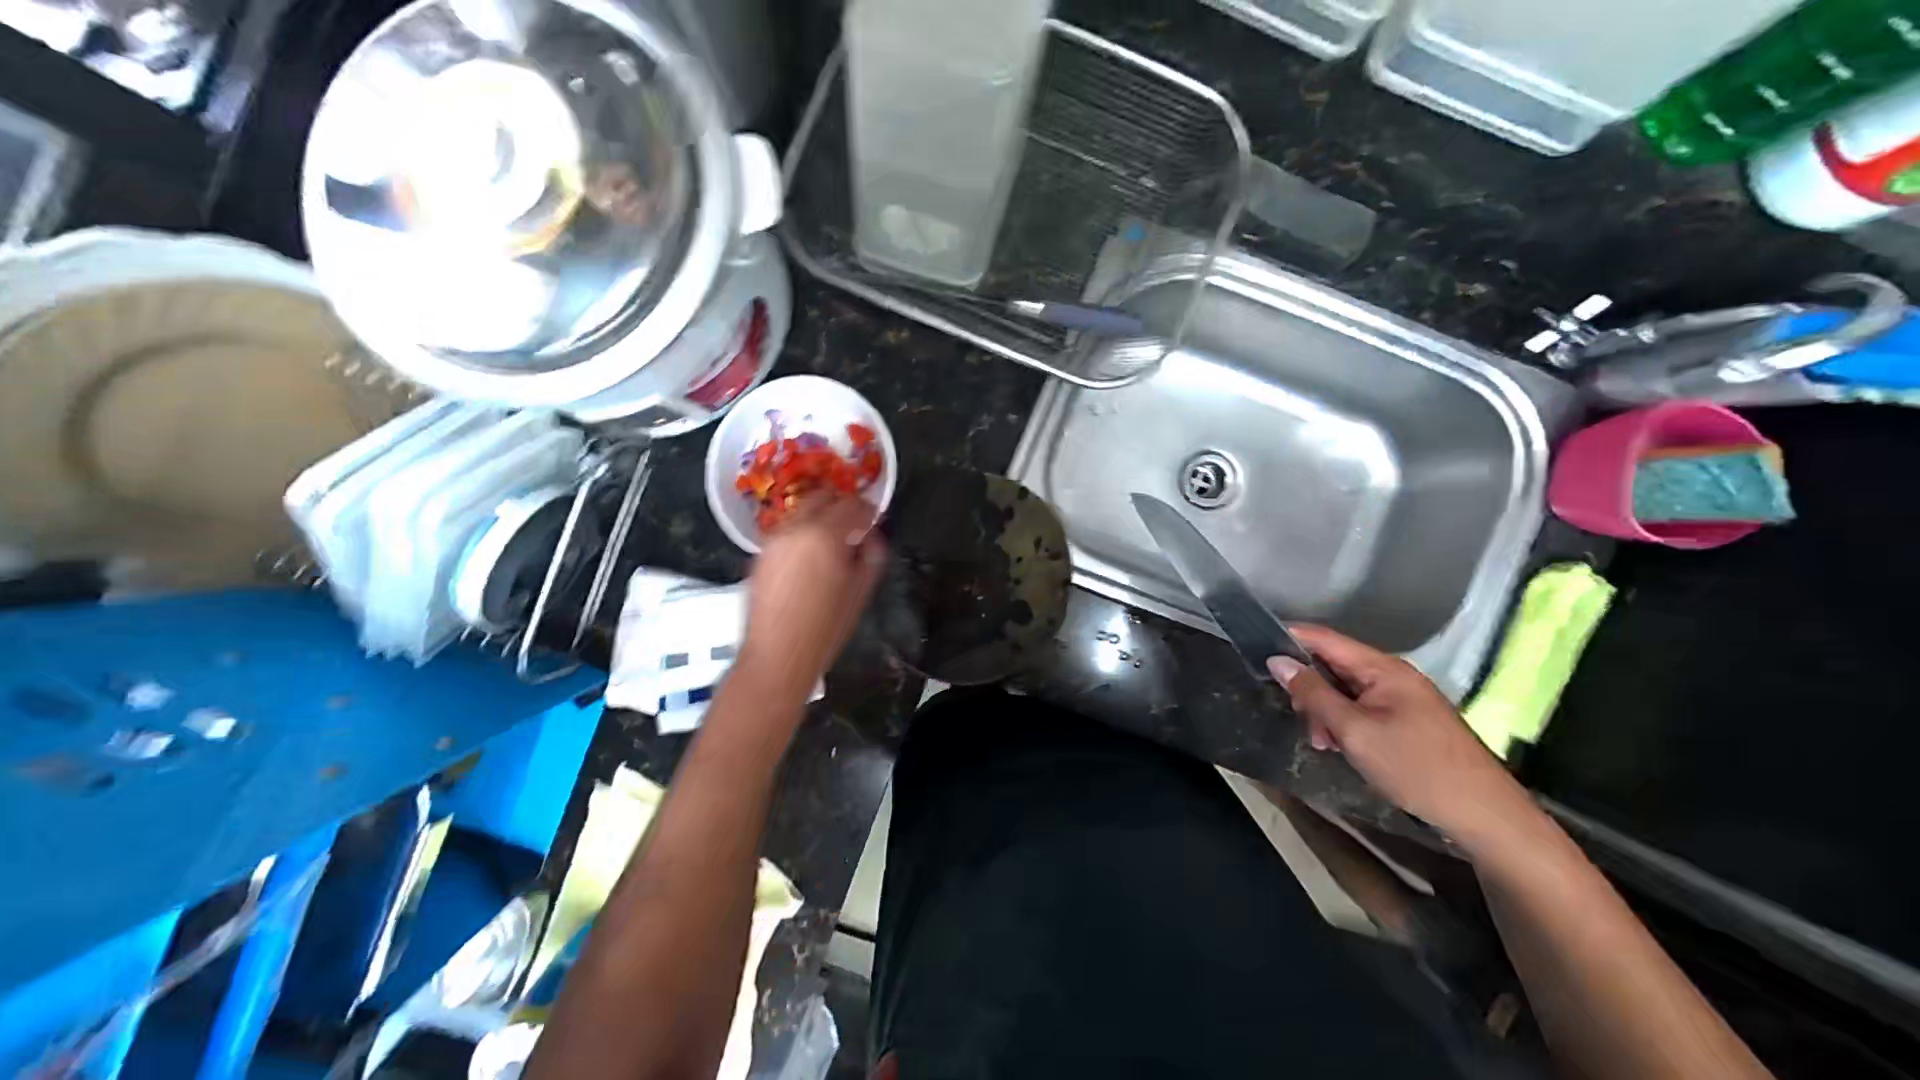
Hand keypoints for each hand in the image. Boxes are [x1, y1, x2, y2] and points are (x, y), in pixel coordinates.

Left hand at [739, 495, 886, 697]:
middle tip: (853, 524)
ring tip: (830, 542)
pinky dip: (801, 533)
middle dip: (840, 505)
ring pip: (800, 511)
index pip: (852, 504)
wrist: (776, 656)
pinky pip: (786, 531)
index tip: (874, 518)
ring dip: (819, 518)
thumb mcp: (859, 593)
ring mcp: (773, 539)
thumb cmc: (824, 630)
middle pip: (821, 496)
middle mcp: (795, 529)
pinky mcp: (760, 553)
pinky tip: (808, 558)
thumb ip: (871, 556)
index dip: (868, 508)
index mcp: (825, 536)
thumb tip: (872, 536)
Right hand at [1268, 625, 1533, 845]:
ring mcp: (1403, 698)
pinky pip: (1363, 708)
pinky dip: (1345, 722)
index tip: (1256, 647)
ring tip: (1325, 744)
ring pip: (1346, 690)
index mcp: (1383, 669)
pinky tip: (1342, 747)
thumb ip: (1313, 694)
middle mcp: (1393, 675)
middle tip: (1302, 721)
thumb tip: (1277, 661)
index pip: (1325, 638)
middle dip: (1310, 688)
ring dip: (1326, 711)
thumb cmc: (1415, 767)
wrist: (1483, 813)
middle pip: (1334, 665)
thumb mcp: (1353, 731)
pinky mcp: (1408, 719)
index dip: (1290, 638)